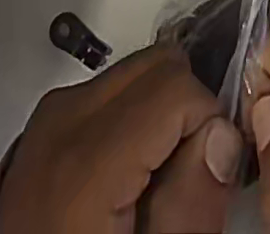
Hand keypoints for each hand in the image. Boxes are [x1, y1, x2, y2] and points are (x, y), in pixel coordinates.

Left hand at [0, 44, 244, 233]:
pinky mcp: (47, 117)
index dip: (207, 124)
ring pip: (140, 68)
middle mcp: (63, 118)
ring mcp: (51, 113)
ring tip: (155, 174)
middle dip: (187, 106)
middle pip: (160, 63)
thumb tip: (222, 134)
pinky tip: (129, 166)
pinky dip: (137, 110)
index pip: (178, 87)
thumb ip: (191, 206)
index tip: (203, 175)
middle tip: (184, 172)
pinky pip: (114, 85)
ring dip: (162, 108)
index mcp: (85, 161)